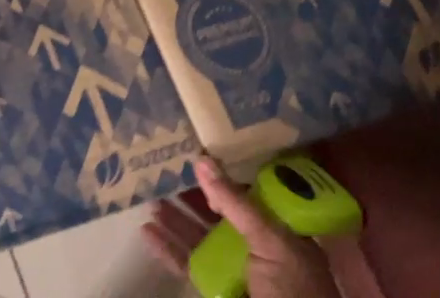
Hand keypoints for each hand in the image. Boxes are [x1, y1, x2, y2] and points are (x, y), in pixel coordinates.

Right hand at [142, 156, 341, 297]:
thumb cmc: (293, 291)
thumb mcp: (272, 243)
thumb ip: (236, 204)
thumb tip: (202, 160)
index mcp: (277, 234)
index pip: (247, 196)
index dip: (223, 177)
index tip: (198, 154)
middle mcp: (253, 248)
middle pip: (216, 215)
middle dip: (191, 195)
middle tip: (164, 173)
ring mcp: (231, 269)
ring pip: (197, 237)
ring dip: (174, 219)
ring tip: (150, 199)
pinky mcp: (212, 288)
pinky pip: (185, 264)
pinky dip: (165, 249)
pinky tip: (146, 232)